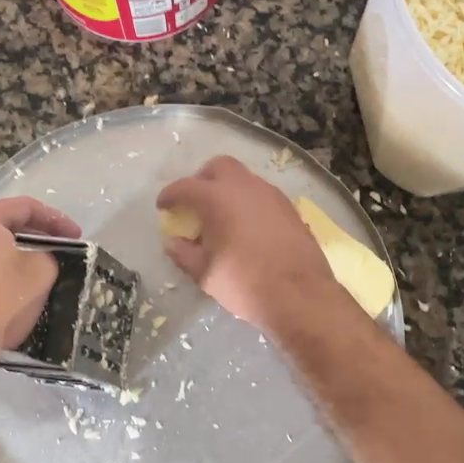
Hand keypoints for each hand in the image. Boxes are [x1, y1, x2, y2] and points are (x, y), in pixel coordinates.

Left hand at [0, 197, 80, 371]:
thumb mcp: (41, 272)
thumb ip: (46, 255)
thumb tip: (38, 260)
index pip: (24, 207)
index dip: (56, 220)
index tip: (74, 236)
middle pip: (0, 228)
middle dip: (31, 239)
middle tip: (54, 253)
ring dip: (10, 260)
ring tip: (30, 278)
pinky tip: (4, 298)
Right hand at [157, 156, 344, 334]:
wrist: (300, 295)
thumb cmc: (245, 283)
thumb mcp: (205, 273)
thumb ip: (184, 254)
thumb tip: (174, 242)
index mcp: (217, 198)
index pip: (184, 187)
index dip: (169, 195)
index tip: (163, 207)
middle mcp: (244, 187)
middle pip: (218, 167)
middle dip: (202, 180)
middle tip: (195, 203)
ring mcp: (271, 194)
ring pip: (244, 179)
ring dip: (228, 190)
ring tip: (222, 217)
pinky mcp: (290, 208)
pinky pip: (262, 195)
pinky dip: (248, 202)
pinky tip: (247, 227)